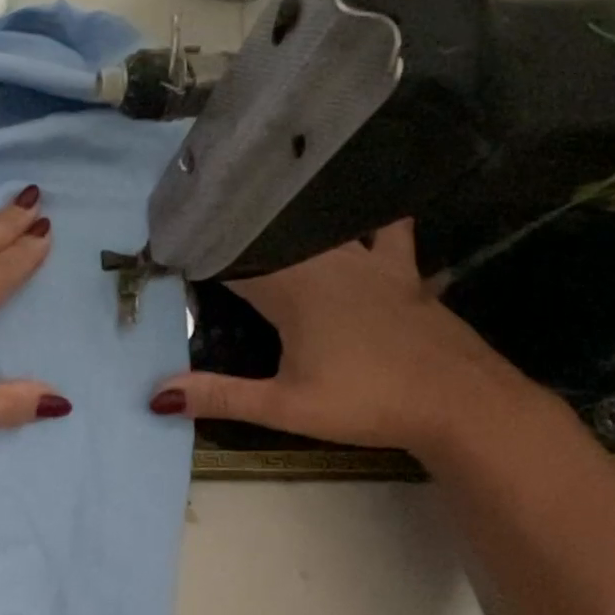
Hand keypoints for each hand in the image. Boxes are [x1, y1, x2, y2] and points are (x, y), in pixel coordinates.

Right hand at [149, 220, 543, 454]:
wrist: (459, 401)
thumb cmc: (366, 402)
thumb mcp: (284, 406)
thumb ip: (219, 396)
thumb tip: (155, 396)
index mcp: (293, 288)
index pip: (233, 259)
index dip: (201, 254)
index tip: (171, 249)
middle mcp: (328, 261)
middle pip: (273, 234)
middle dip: (238, 232)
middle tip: (207, 227)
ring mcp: (371, 260)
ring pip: (323, 224)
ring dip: (293, 220)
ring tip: (268, 208)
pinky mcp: (403, 270)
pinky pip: (383, 229)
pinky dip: (368, 219)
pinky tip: (365, 215)